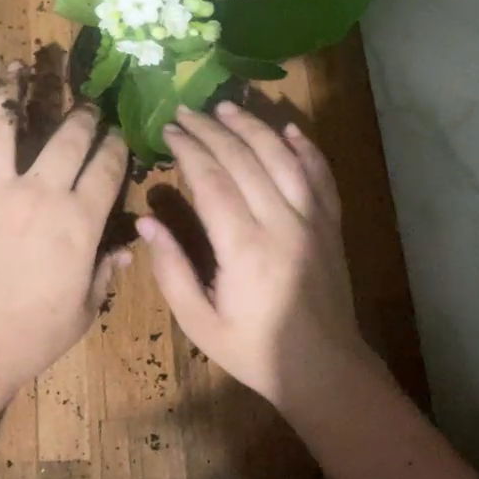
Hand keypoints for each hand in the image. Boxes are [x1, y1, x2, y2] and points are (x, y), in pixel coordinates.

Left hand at [0, 69, 130, 398]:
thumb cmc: (29, 338)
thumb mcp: (81, 311)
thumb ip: (103, 274)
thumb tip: (124, 250)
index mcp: (76, 222)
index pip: (106, 169)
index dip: (117, 147)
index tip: (119, 135)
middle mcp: (36, 194)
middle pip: (66, 140)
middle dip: (82, 116)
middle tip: (87, 106)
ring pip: (1, 130)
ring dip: (10, 95)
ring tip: (16, 70)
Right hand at [142, 102, 365, 411]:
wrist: (324, 371)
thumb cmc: (254, 350)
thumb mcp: (200, 322)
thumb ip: (171, 271)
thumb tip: (147, 223)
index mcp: (244, 248)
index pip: (212, 181)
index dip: (189, 150)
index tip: (169, 130)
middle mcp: (281, 225)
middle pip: (245, 161)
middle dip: (212, 130)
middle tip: (187, 111)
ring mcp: (312, 223)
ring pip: (282, 160)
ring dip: (254, 128)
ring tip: (228, 107)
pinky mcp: (331, 227)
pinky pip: (321, 178)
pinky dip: (307, 149)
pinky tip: (289, 130)